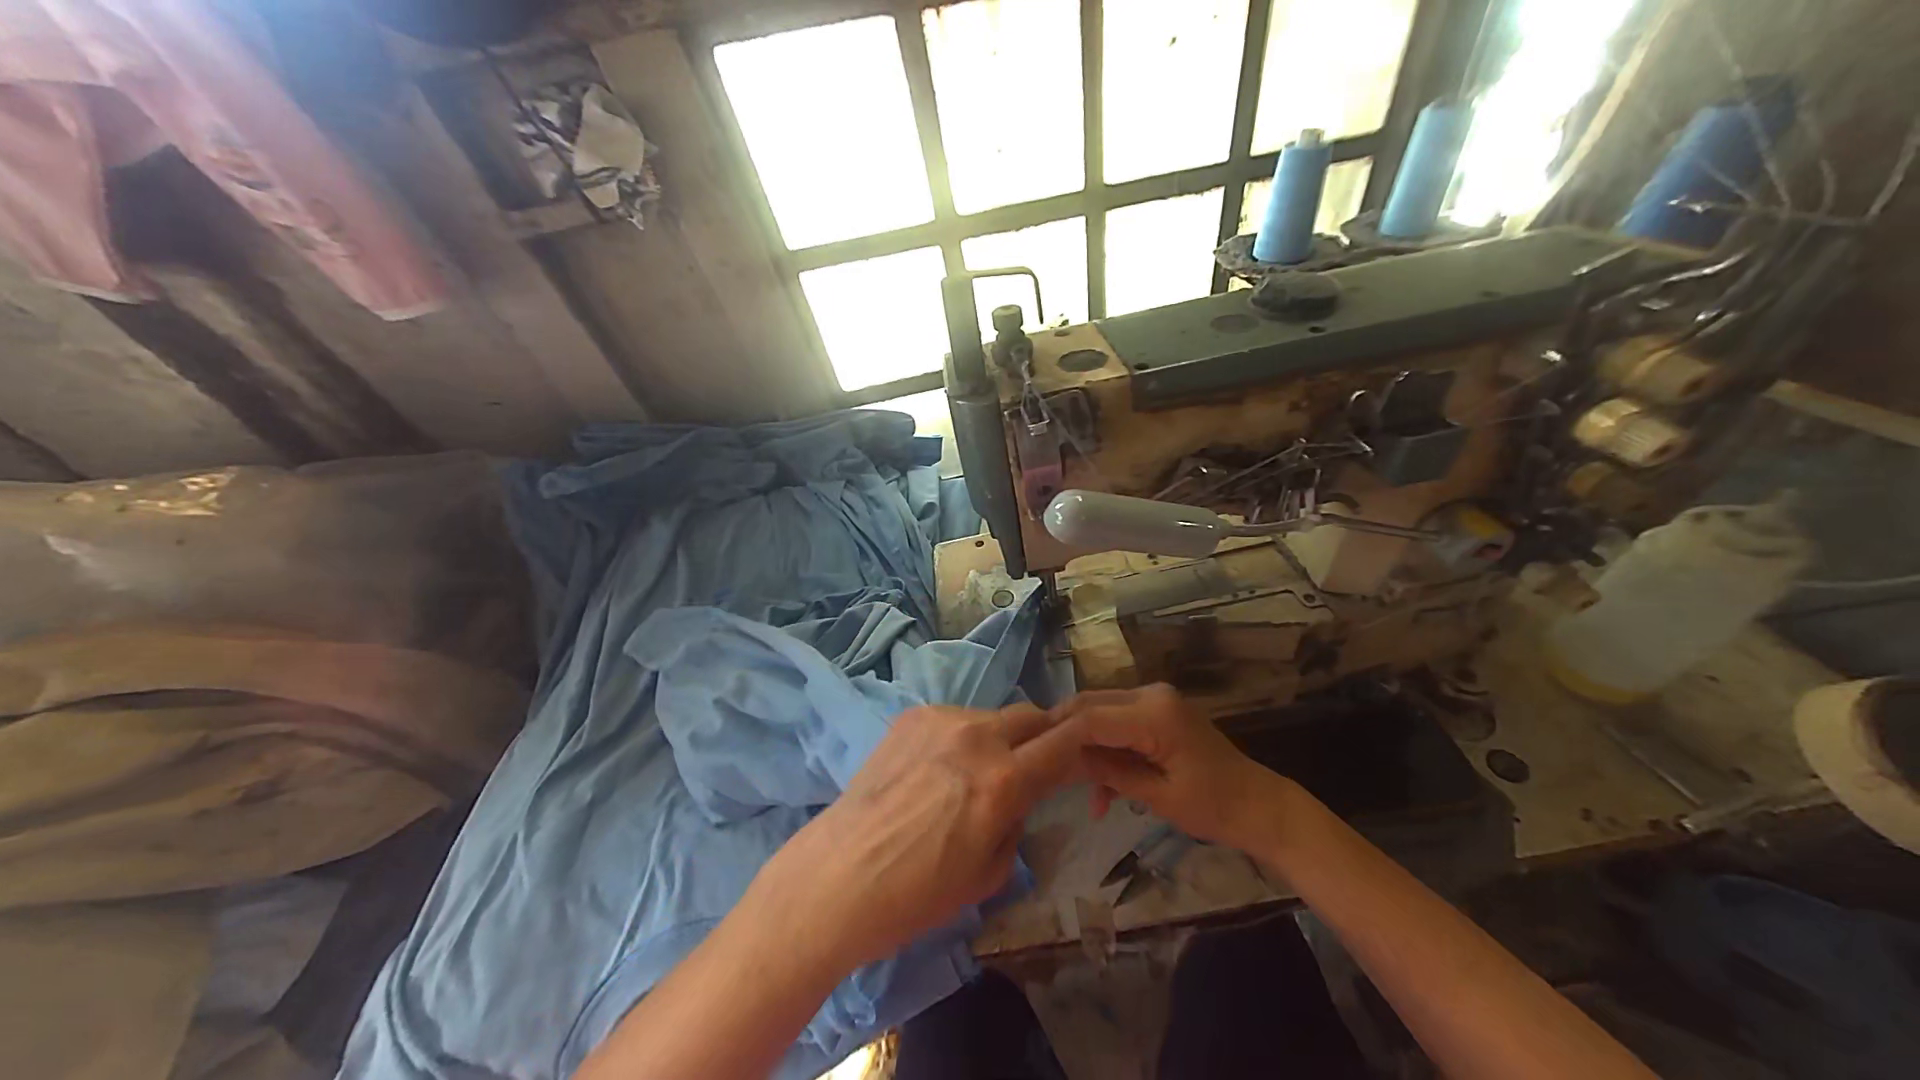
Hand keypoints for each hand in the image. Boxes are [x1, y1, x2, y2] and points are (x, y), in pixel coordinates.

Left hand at [755, 703, 1084, 969]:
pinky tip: (937, 770)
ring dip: (999, 738)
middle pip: (1033, 715)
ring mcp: (940, 720)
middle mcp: (977, 737)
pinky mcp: (909, 717)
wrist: (837, 877)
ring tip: (975, 772)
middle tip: (1036, 764)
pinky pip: (953, 720)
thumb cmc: (918, 894)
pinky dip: (961, 738)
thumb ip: (1017, 821)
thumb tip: (1018, 797)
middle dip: (1045, 736)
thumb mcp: (990, 872)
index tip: (1086, 757)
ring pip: (991, 716)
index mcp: (1004, 780)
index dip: (1084, 747)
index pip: (1066, 744)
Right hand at [1057, 683, 1293, 852]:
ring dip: (1083, 744)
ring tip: (1070, 784)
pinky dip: (1104, 747)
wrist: (1259, 806)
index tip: (1032, 755)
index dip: (1059, 735)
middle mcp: (1152, 695)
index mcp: (1155, 714)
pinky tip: (1101, 790)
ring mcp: (1155, 700)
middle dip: (1063, 733)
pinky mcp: (1158, 711)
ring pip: (1099, 711)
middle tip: (1038, 762)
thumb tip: (1065, 758)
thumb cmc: (1213, 807)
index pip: (1090, 716)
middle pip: (1090, 704)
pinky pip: (1117, 720)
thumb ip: (1110, 771)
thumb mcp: (1157, 796)